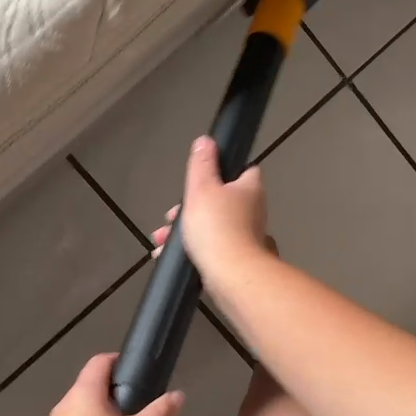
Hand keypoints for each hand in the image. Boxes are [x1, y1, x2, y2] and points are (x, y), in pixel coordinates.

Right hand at [152, 137, 270, 274]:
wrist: (230, 275)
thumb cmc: (216, 227)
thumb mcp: (202, 188)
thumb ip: (202, 164)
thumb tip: (206, 141)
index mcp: (249, 189)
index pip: (243, 171)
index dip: (223, 171)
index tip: (202, 178)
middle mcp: (253, 212)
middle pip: (221, 201)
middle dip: (191, 208)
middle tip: (171, 216)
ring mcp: (248, 237)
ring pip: (213, 226)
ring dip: (186, 230)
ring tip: (162, 239)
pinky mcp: (238, 258)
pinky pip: (211, 247)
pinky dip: (192, 249)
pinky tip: (170, 256)